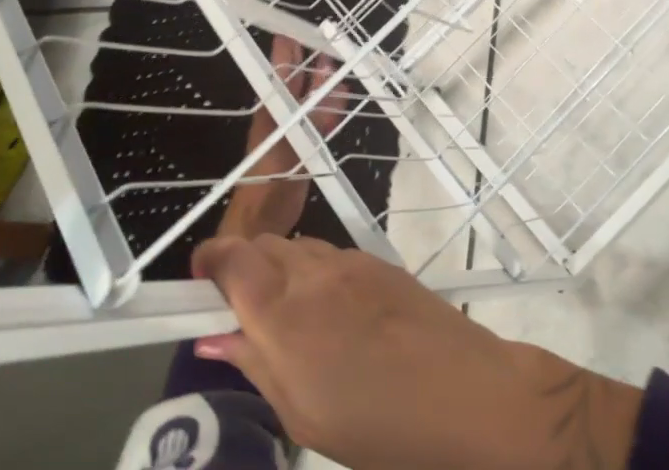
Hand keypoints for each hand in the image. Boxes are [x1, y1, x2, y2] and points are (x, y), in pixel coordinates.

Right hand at [191, 234, 642, 469]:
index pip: (233, 257)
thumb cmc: (379, 424)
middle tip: (239, 311)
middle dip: (243, 267)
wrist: (471, 394)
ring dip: (282, 270)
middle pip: (266, 245)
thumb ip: (255, 365)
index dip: (210, 261)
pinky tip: (331, 315)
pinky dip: (317, 274)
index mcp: (285, 311)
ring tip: (287, 319)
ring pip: (302, 248)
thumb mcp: (302, 414)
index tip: (198, 284)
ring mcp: (357, 265)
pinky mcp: (388, 267)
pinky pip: (335, 258)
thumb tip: (214, 340)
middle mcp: (318, 273)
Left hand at [216, 36, 352, 240]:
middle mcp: (280, 120)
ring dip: (319, 83)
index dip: (285, 53)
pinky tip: (339, 101)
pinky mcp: (303, 151)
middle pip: (294, 84)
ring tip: (332, 62)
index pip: (280, 75)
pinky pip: (318, 121)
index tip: (291, 30)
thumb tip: (332, 86)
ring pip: (307, 101)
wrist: (261, 223)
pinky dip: (329, 108)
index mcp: (272, 114)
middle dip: (305, 61)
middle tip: (319, 38)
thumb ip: (312, 119)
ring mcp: (291, 135)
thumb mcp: (291, 148)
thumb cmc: (268, 187)